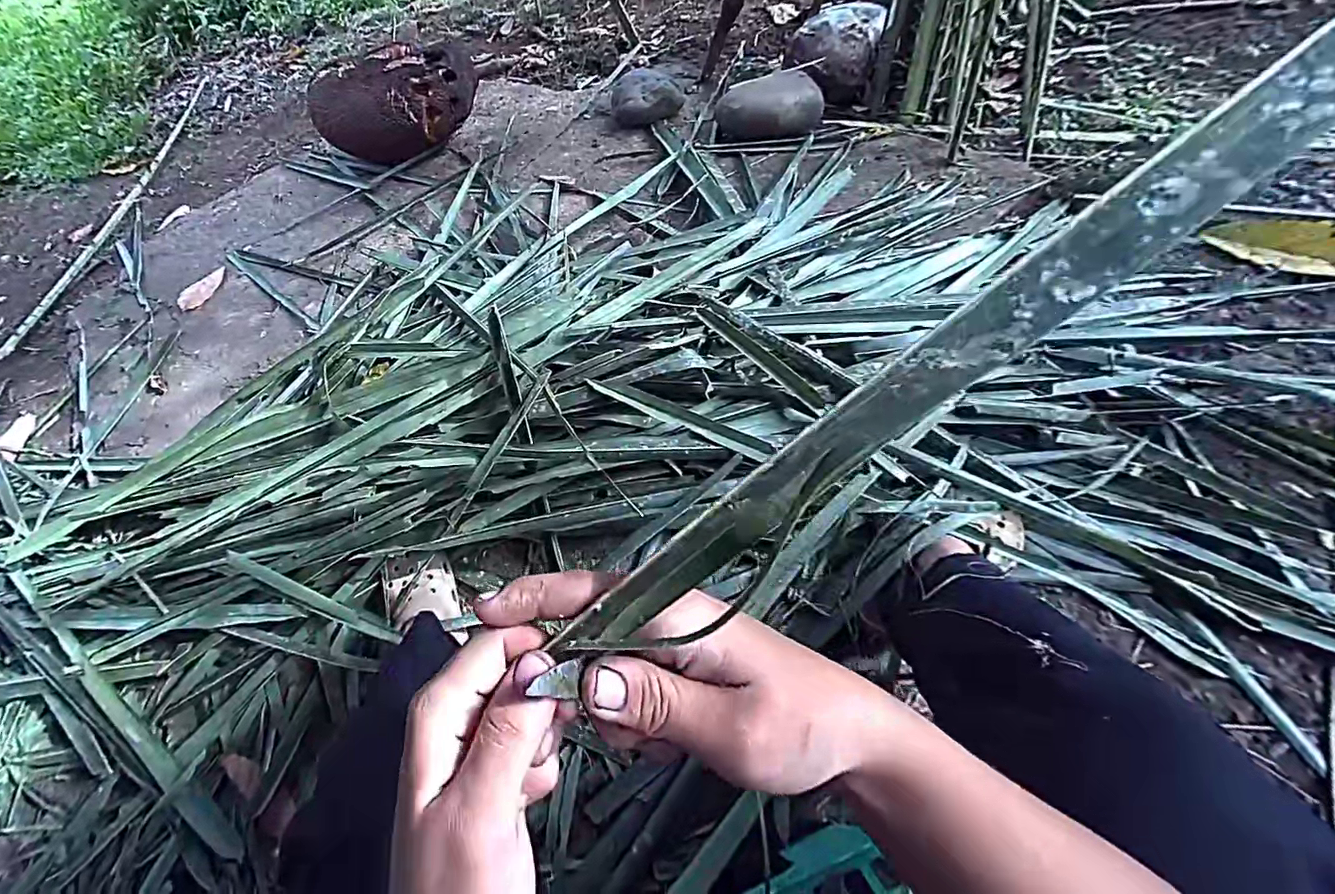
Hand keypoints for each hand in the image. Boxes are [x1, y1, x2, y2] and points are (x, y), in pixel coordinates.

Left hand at [391, 626, 564, 893]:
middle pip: (512, 669)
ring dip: (541, 739)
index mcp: (436, 713)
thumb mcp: (481, 812)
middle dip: (539, 703)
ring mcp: (471, 745)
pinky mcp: (491, 768)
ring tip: (526, 782)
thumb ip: (507, 732)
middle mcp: (449, 720)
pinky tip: (526, 795)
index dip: (533, 649)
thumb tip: (534, 664)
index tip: (566, 673)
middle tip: (538, 750)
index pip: (490, 644)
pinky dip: (539, 763)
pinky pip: (530, 738)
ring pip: (526, 704)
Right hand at [476, 571, 911, 794]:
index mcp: (672, 611)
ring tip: (648, 744)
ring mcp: (666, 639)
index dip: (530, 598)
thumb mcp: (729, 727)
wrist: (853, 738)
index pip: (585, 591)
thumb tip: (582, 679)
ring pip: (597, 661)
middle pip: (581, 626)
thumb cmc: (800, 723)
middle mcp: (662, 614)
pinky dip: (622, 715)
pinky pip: (621, 683)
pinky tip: (656, 741)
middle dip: (565, 673)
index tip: (482, 614)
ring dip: (600, 704)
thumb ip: (653, 702)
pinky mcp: (671, 664)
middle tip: (573, 726)